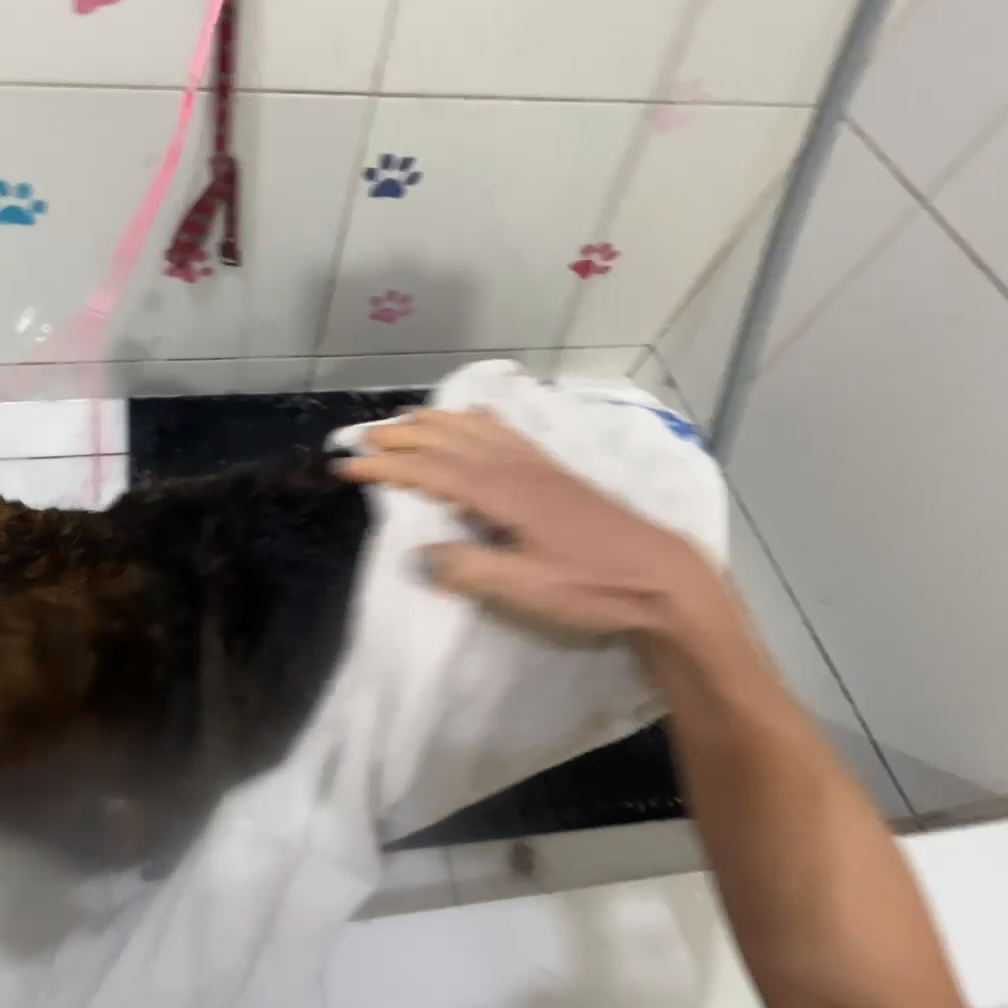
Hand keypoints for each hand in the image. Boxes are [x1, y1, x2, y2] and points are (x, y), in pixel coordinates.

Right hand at [336, 409, 731, 640]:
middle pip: (446, 439)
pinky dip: (476, 419)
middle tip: (362, 438)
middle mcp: (515, 468)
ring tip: (403, 423)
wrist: (662, 578)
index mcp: (501, 493)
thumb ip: (469, 570)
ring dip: (433, 422)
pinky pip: (505, 430)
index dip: (384, 467)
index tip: (345, 467)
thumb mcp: (527, 589)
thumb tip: (419, 555)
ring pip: (474, 428)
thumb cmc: (593, 587)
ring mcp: (537, 465)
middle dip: (400, 437)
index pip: (428, 471)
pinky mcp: (554, 471)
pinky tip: (473, 418)